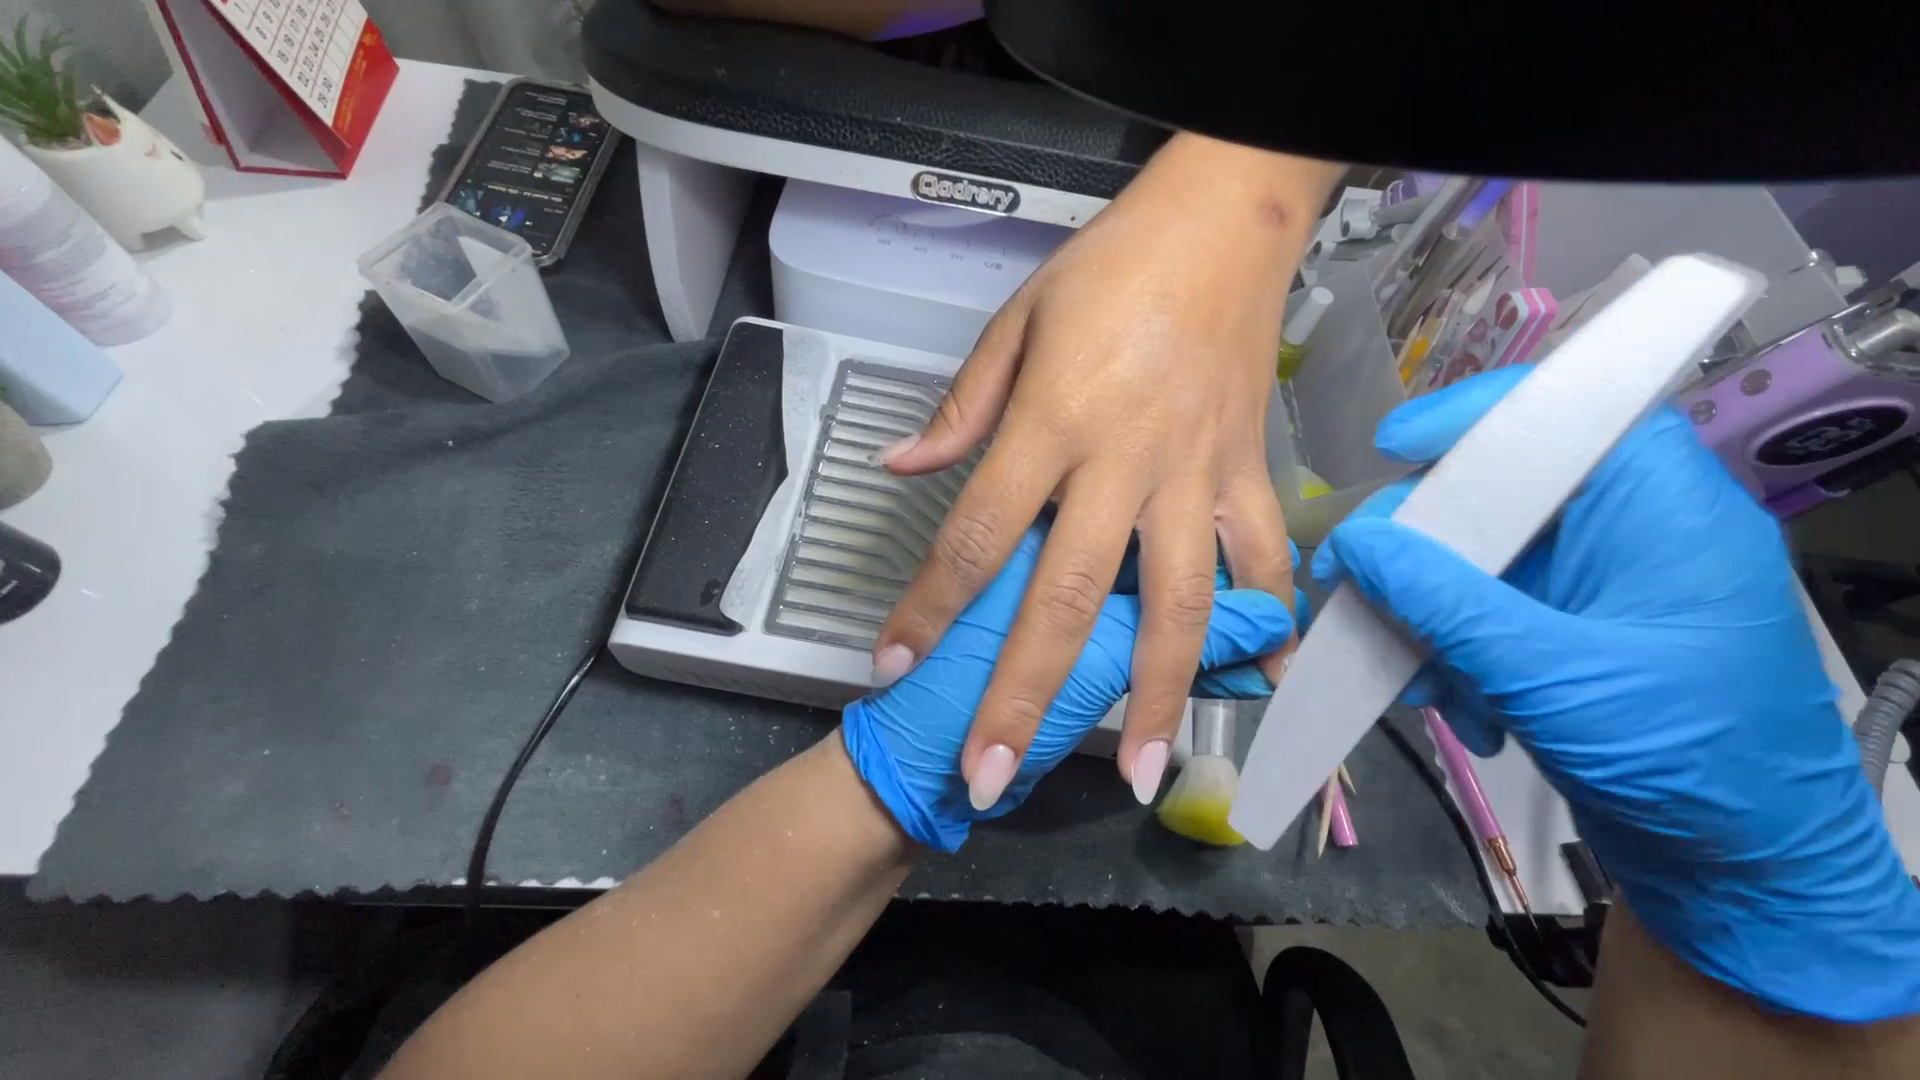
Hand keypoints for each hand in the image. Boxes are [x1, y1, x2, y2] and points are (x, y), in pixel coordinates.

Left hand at [874, 135, 1340, 804]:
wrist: (1226, 218)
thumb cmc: (1109, 265)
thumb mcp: (1017, 321)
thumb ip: (962, 408)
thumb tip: (902, 470)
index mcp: (1053, 420)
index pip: (977, 533)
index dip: (930, 606)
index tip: (894, 666)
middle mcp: (1124, 461)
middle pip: (1067, 595)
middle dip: (1026, 694)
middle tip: (991, 775)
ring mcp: (1198, 473)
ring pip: (1178, 600)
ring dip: (1157, 692)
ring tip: (1143, 771)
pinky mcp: (1252, 470)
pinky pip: (1263, 555)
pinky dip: (1268, 617)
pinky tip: (1261, 676)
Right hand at [1312, 365, 1919, 1021]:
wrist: (1751, 877)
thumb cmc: (1688, 761)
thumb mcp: (1551, 676)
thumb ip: (1444, 603)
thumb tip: (1353, 544)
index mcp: (1662, 512)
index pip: (1566, 416)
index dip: (1473, 415)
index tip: (1389, 446)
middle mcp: (1627, 535)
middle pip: (1496, 494)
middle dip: (1417, 547)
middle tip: (1347, 581)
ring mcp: (1594, 589)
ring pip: (1475, 563)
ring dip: (1426, 617)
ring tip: (1416, 680)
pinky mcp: (1566, 635)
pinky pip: (1481, 615)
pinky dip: (1452, 655)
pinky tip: (1455, 707)